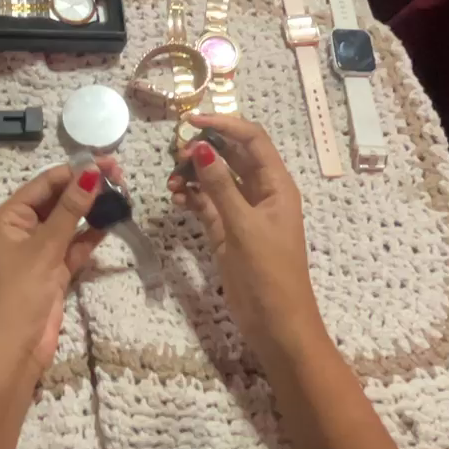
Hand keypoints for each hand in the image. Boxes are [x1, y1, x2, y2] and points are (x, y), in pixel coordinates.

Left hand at [0, 157, 114, 385]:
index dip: (76, 171)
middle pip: (59, 200)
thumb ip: (71, 210)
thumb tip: (90, 172)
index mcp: (9, 217)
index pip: (46, 183)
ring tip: (123, 195)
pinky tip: (114, 222)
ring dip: (93, 210)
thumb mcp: (45, 248)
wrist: (12, 356)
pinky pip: (76, 245)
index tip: (107, 162)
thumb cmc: (19, 295)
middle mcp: (22, 229)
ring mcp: (39, 251)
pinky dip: (93, 235)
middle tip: (121, 177)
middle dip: (87, 188)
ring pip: (70, 222)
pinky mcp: (54, 272)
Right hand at [168, 114, 323, 363]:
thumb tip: (200, 147)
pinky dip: (192, 197)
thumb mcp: (244, 226)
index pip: (251, 139)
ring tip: (171, 182)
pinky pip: (207, 202)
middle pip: (231, 155)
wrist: (277, 326)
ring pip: (216, 178)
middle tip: (175, 155)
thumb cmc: (269, 273)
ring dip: (194, 174)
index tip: (191, 121)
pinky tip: (176, 199)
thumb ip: (220, 186)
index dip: (224, 124)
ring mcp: (243, 211)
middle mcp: (261, 192)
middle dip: (204, 149)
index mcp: (276, 185)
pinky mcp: (228, 230)